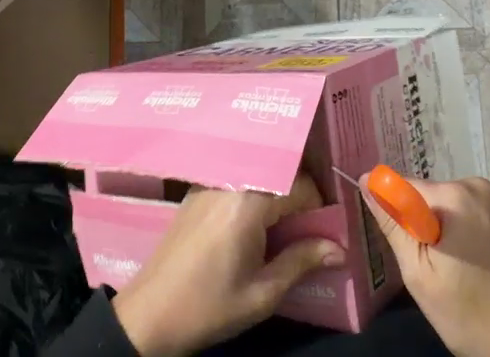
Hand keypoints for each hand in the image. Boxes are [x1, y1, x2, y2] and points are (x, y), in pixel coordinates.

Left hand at [113, 174, 345, 356]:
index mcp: (250, 199)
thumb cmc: (209, 306)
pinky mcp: (197, 192)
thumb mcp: (263, 293)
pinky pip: (237, 181)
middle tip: (305, 232)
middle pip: (280, 173)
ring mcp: (210, 182)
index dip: (319, 209)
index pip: (302, 186)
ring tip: (281, 231)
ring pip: (259, 174)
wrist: (148, 316)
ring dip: (276, 195)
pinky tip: (252, 227)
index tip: (324, 234)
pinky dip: (253, 196)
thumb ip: (302, 262)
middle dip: (299, 199)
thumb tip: (340, 249)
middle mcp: (231, 179)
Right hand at [361, 175, 489, 356]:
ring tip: (451, 275)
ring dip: (439, 233)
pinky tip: (468, 269)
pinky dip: (459, 236)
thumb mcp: (420, 274)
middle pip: (426, 196)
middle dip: (418, 226)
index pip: (402, 186)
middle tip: (428, 271)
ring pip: (446, 207)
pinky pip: (467, 215)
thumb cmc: (470, 314)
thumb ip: (393, 224)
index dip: (393, 215)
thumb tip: (367, 180)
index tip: (400, 249)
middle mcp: (478, 185)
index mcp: (456, 194)